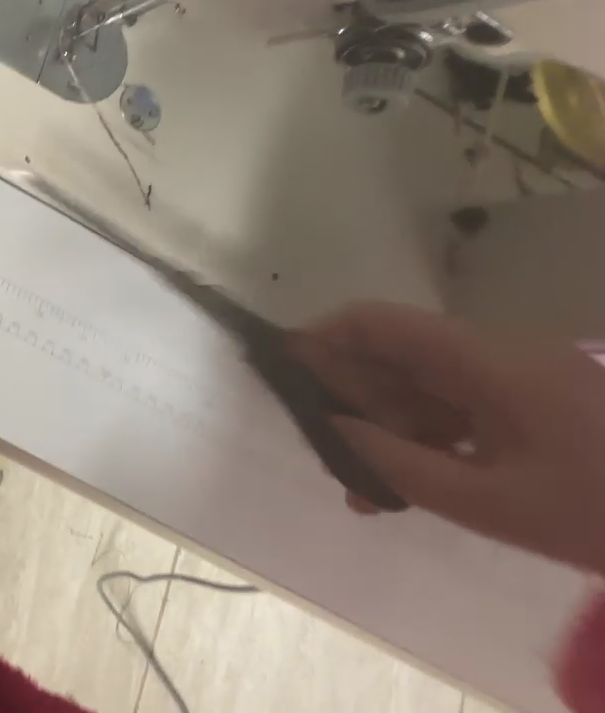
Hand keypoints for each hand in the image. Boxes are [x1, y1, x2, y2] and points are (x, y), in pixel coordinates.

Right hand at [294, 302, 604, 573]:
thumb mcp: (493, 503)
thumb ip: (397, 462)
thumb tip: (332, 428)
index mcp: (488, 361)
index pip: (377, 321)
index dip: (321, 337)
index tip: (284, 374)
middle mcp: (499, 358)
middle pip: (393, 355)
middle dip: (348, 396)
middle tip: (323, 445)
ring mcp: (524, 385)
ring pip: (422, 387)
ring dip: (385, 427)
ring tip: (364, 487)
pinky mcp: (541, 410)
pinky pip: (459, 411)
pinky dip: (426, 440)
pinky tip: (410, 485)